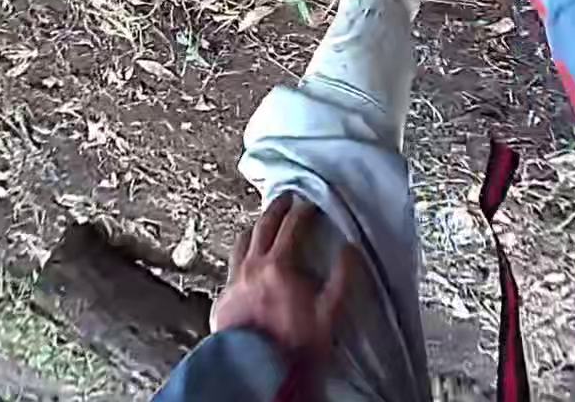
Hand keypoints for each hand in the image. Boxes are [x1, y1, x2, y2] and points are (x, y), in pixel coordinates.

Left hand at [210, 194, 356, 359]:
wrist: (254, 376)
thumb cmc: (293, 348)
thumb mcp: (328, 316)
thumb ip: (343, 279)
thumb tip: (352, 249)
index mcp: (278, 264)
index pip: (292, 225)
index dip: (304, 211)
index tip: (312, 205)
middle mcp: (253, 265)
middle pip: (264, 224)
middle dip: (277, 207)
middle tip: (287, 198)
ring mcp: (235, 281)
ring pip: (243, 241)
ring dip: (255, 228)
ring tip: (263, 224)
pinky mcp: (222, 300)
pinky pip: (231, 267)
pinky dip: (241, 256)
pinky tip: (246, 262)